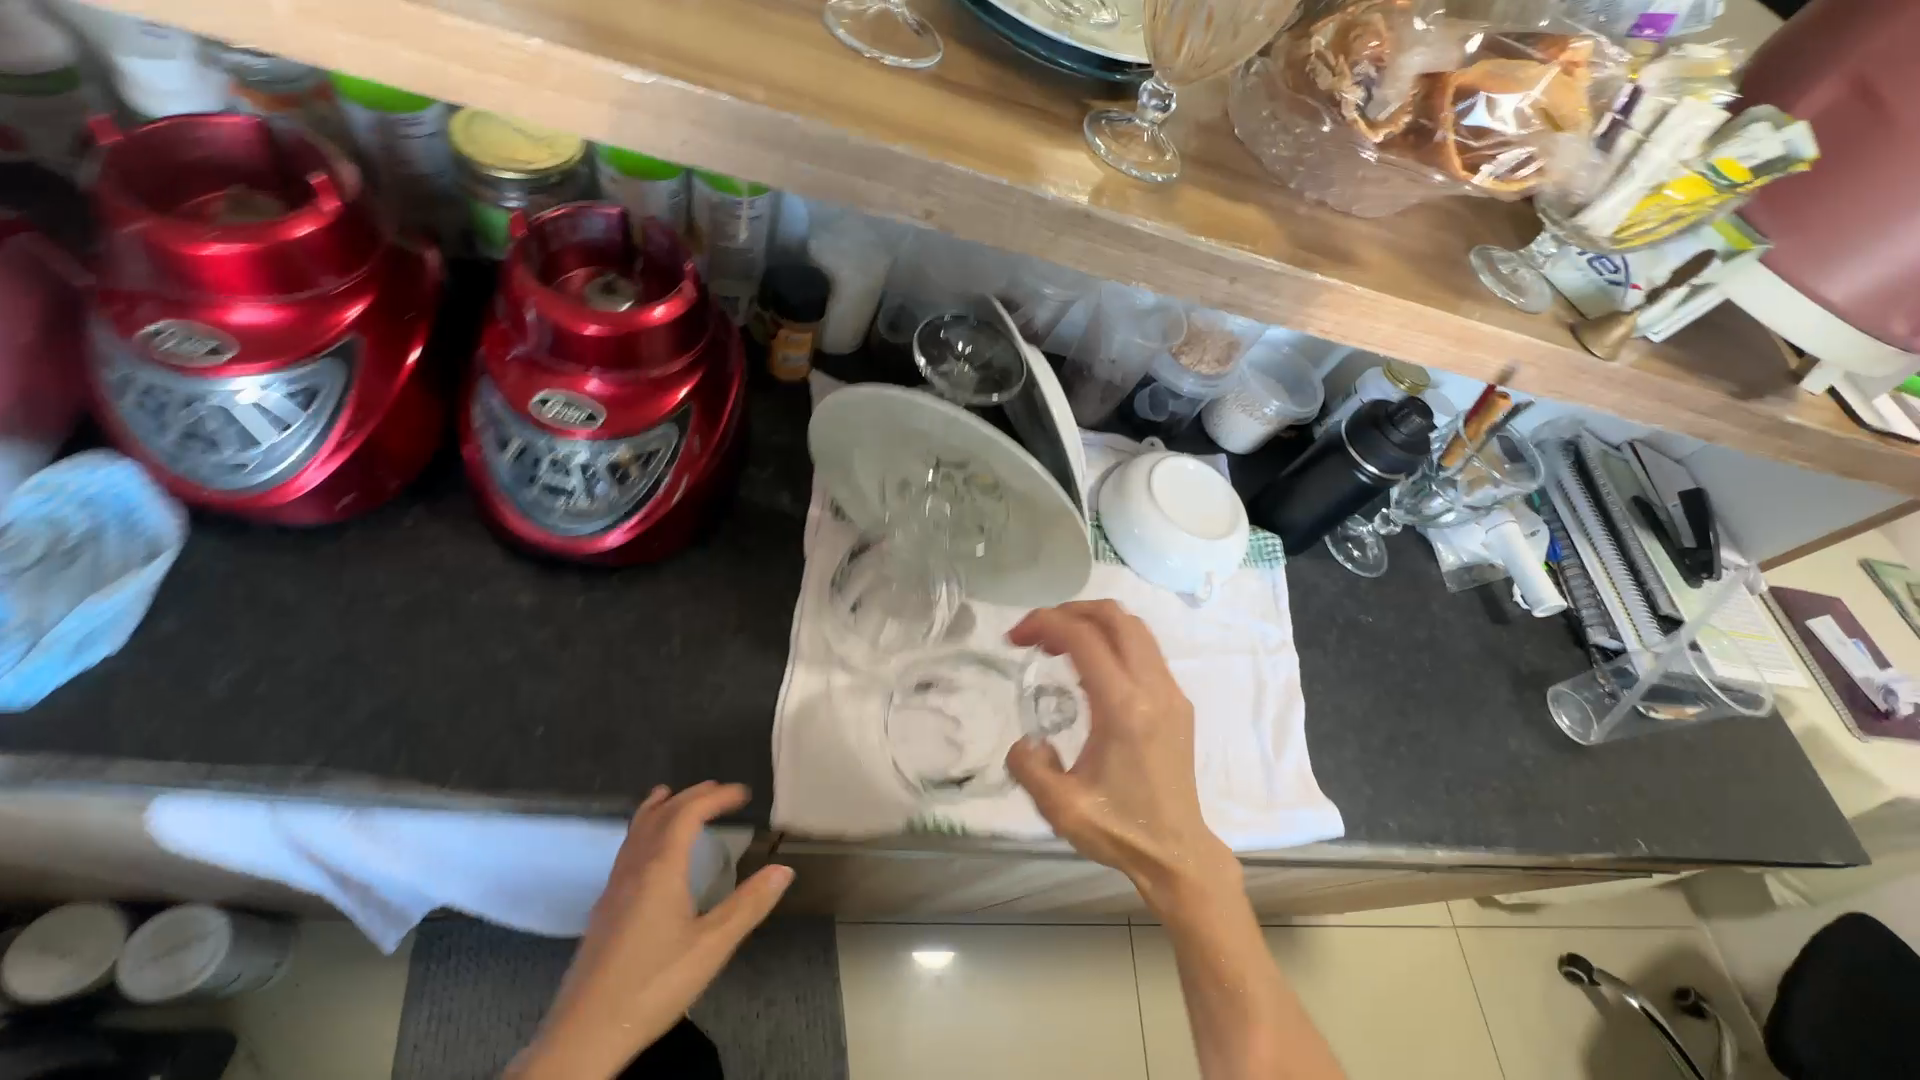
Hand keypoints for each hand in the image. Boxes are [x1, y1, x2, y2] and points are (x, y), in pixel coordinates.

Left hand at [508, 783, 792, 1079]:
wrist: (585, 1033)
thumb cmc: (653, 985)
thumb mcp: (712, 947)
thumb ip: (749, 905)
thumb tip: (784, 869)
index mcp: (659, 870)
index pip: (687, 815)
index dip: (715, 798)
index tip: (743, 793)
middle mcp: (633, 870)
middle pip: (658, 816)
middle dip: (689, 797)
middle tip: (718, 791)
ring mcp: (613, 890)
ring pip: (635, 832)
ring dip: (659, 809)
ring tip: (671, 797)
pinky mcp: (604, 910)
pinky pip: (626, 851)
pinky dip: (643, 831)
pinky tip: (648, 853)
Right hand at [1005, 601, 1237, 908]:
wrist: (1176, 853)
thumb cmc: (1119, 831)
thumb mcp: (1059, 806)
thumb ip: (1028, 765)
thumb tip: (1027, 740)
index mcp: (1123, 708)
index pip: (1084, 637)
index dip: (1044, 623)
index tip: (1015, 638)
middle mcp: (1153, 689)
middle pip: (1115, 617)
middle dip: (1069, 612)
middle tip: (1036, 634)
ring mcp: (1171, 694)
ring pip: (1135, 628)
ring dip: (1093, 623)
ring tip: (1059, 645)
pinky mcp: (1179, 704)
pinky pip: (1146, 651)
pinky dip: (1113, 642)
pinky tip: (1089, 669)